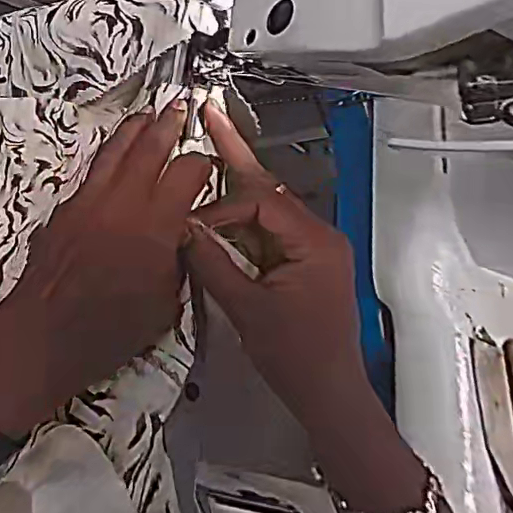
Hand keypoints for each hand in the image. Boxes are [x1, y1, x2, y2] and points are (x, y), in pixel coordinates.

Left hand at [0, 103, 212, 436]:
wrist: (43, 333)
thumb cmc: (108, 330)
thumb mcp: (164, 303)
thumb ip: (177, 260)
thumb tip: (181, 235)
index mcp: (156, 226)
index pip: (187, 173)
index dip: (203, 164)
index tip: (209, 166)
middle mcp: (124, 202)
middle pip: (150, 148)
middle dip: (168, 125)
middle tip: (179, 108)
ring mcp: (91, 200)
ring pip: (116, 150)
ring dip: (135, 128)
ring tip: (147, 114)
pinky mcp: (68, 206)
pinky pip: (94, 169)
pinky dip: (110, 153)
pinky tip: (116, 152)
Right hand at [182, 103, 371, 429]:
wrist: (329, 397)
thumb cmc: (296, 357)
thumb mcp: (248, 309)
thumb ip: (213, 263)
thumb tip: (182, 228)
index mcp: (314, 241)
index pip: (260, 203)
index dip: (220, 209)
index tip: (189, 228)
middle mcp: (317, 235)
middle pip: (266, 190)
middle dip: (235, 155)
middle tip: (210, 116)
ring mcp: (311, 247)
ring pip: (264, 209)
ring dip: (232, 191)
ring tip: (208, 147)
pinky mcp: (301, 261)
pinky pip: (265, 231)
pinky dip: (238, 223)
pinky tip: (215, 210)